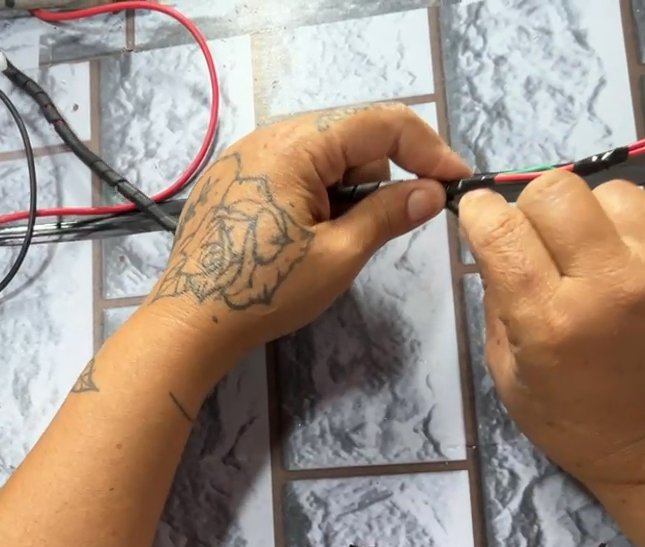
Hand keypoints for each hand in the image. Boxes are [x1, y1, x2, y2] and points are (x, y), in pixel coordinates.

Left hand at [137, 104, 468, 386]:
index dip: (427, 150)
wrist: (190, 324)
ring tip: (330, 246)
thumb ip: (387, 215)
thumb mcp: (337, 256)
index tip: (454, 181)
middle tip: (386, 227)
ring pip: (319, 161)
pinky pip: (288, 177)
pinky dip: (312, 201)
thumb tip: (431, 192)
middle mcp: (267, 138)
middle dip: (378, 178)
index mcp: (297, 144)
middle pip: (350, 139)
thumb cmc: (263, 291)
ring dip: (342, 194)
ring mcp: (244, 161)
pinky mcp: (230, 186)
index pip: (382, 122)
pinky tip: (301, 244)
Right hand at [458, 171, 644, 490]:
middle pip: (558, 191)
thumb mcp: (507, 369)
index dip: (480, 213)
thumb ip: (499, 297)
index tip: (478, 213)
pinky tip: (639, 261)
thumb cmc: (569, 415)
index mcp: (552, 321)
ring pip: (614, 191)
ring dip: (594, 218)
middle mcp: (617, 284)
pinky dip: (643, 221)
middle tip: (541, 242)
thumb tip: (496, 233)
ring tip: (599, 260)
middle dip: (535, 210)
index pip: (502, 231)